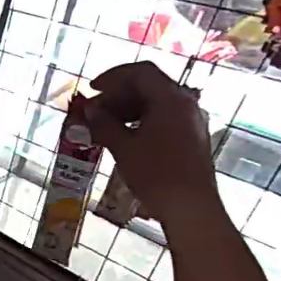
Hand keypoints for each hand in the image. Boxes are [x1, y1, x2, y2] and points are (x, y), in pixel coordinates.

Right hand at [82, 62, 220, 222]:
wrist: (191, 208)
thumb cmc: (156, 174)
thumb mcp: (123, 148)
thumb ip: (104, 124)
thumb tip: (88, 111)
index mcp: (171, 99)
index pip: (140, 72)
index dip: (112, 77)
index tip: (91, 89)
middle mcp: (185, 103)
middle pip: (149, 86)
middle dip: (118, 95)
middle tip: (94, 110)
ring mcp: (191, 120)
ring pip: (156, 102)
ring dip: (128, 108)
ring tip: (104, 125)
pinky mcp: (192, 137)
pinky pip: (164, 117)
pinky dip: (141, 120)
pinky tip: (125, 136)